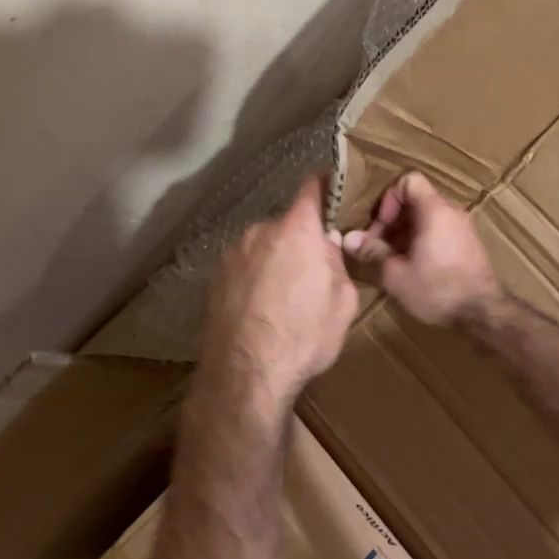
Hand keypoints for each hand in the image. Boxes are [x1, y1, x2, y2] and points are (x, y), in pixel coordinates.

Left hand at [199, 176, 358, 412]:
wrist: (245, 375)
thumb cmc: (303, 337)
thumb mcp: (343, 301)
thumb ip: (337, 263)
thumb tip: (327, 246)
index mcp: (297, 230)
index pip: (312, 188)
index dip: (326, 184)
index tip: (334, 184)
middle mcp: (261, 232)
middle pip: (288, 225)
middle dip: (302, 241)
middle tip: (315, 272)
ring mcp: (233, 254)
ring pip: (265, 247)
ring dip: (277, 262)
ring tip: (286, 299)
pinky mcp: (215, 278)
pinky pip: (245, 268)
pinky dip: (256, 280)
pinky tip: (263, 309)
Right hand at [341, 171, 500, 326]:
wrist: (482, 312)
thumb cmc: (436, 289)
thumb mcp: (395, 273)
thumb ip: (372, 251)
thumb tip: (348, 238)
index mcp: (435, 210)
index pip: (408, 181)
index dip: (389, 199)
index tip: (381, 227)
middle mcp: (452, 212)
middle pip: (416, 201)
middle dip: (392, 221)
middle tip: (379, 249)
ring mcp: (463, 228)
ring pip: (427, 217)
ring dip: (405, 234)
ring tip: (393, 261)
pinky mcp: (469, 244)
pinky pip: (440, 230)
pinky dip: (422, 241)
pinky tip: (413, 268)